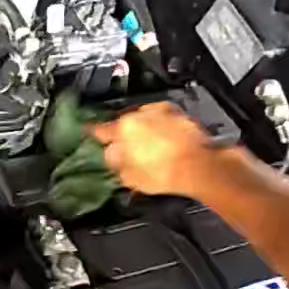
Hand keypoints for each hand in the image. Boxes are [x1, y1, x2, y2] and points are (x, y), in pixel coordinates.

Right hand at [90, 101, 234, 198]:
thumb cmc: (166, 173)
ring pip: (143, 119)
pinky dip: (159, 127)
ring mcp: (160, 111)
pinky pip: (161, 118)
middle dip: (123, 135)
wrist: (201, 166)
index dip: (91, 132)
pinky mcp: (178, 113)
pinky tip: (164, 142)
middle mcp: (140, 115)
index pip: (99, 129)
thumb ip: (116, 163)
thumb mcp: (131, 177)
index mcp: (123, 129)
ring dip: (142, 129)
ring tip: (148, 148)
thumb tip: (112, 155)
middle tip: (125, 150)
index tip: (87, 132)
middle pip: (123, 123)